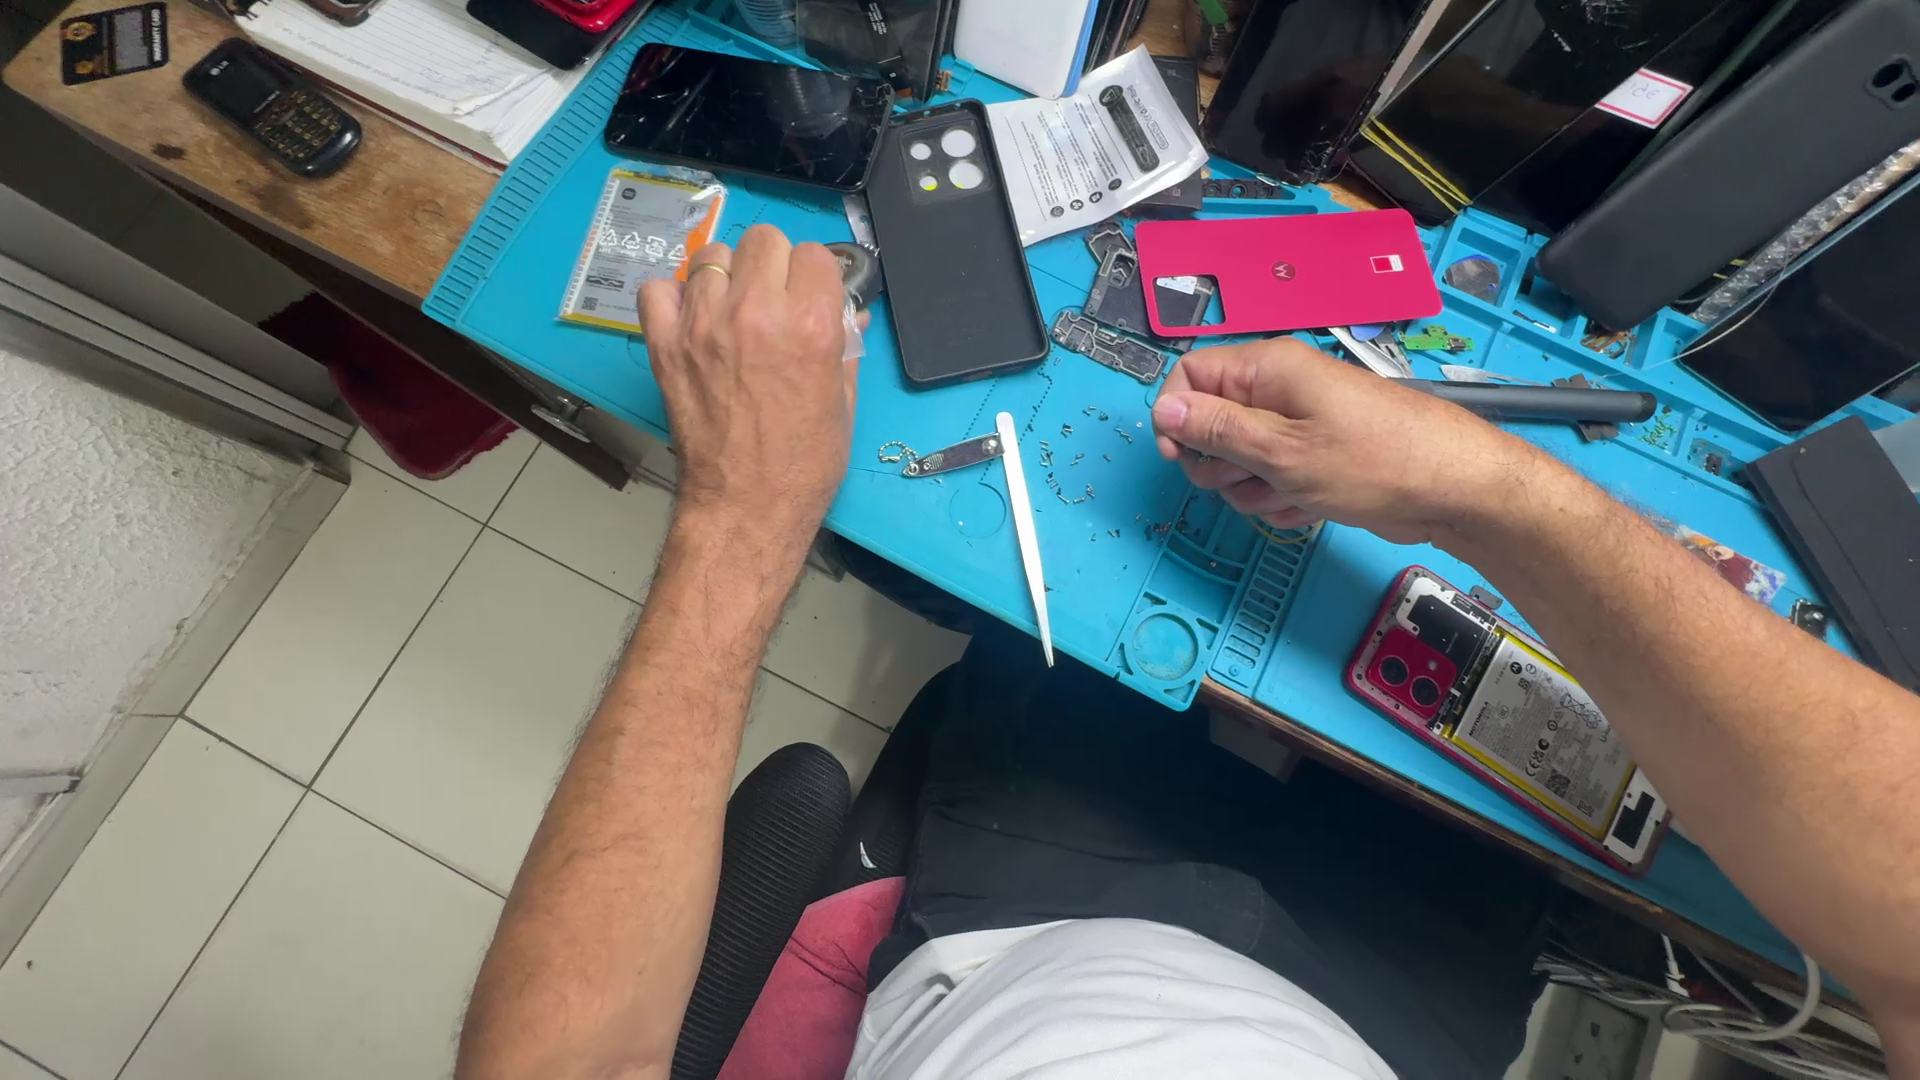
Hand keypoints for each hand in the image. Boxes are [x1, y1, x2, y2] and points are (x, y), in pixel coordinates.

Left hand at [639, 225, 857, 542]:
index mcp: (811, 325)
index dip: (818, 278)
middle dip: (776, 266)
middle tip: (775, 302)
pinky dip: (676, 298)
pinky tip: (694, 322)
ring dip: (729, 276)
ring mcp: (704, 325)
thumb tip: (850, 316)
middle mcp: (756, 312)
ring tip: (733, 311)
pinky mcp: (665, 344)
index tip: (814, 299)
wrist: (748, 506)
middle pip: (764, 240)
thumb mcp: (844, 403)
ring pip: (712, 256)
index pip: (816, 255)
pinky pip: (660, 288)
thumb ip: (845, 348)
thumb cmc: (807, 463)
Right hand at [1149, 338, 1544, 546]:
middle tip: (1245, 478)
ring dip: (1249, 487)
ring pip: (1235, 459)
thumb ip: (1215, 428)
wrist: (1453, 493)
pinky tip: (1306, 503)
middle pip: (1207, 423)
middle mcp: (1274, 392)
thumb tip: (1161, 406)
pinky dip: (1277, 497)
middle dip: (1216, 462)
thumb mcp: (1280, 449)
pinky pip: (1266, 478)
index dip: (1175, 415)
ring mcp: (1292, 427)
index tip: (1179, 456)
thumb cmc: (1370, 461)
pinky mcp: (1308, 458)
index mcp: (1266, 370)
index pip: (1189, 376)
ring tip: (1287, 493)